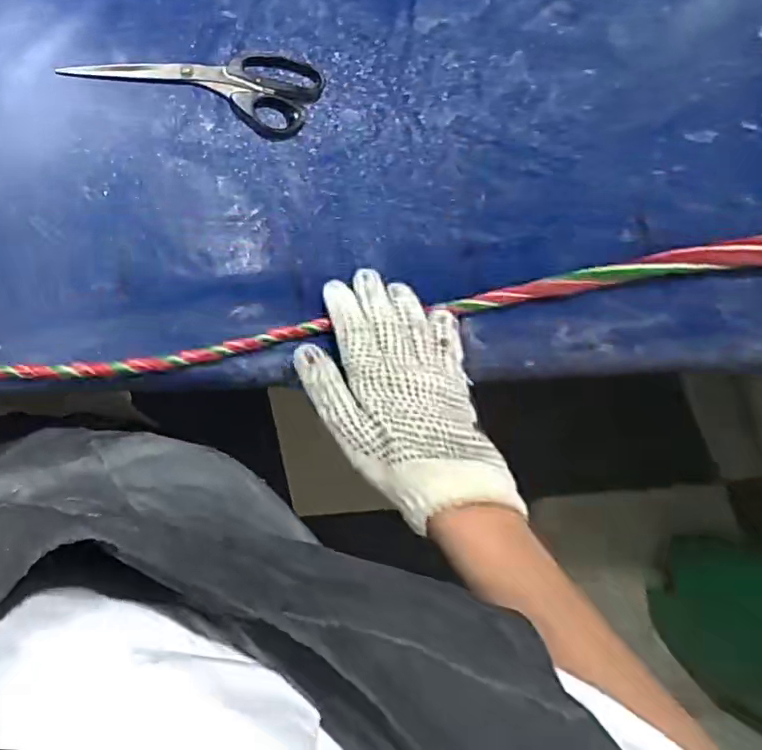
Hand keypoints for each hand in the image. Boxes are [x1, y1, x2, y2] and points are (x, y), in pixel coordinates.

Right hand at [293, 269, 525, 533]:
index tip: (334, 286)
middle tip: (365, 275)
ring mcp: (432, 376)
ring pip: (416, 332)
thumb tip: (307, 350)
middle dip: (374, 299)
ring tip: (397, 286)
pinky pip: (449, 351)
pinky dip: (443, 330)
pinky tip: (440, 315)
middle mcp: (402, 369)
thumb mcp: (344, 426)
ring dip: (406, 307)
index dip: (343, 308)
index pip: (354, 333)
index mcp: (370, 377)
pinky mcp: (454, 388)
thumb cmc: (387, 457)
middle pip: (386, 326)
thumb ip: (326, 387)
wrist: (453, 487)